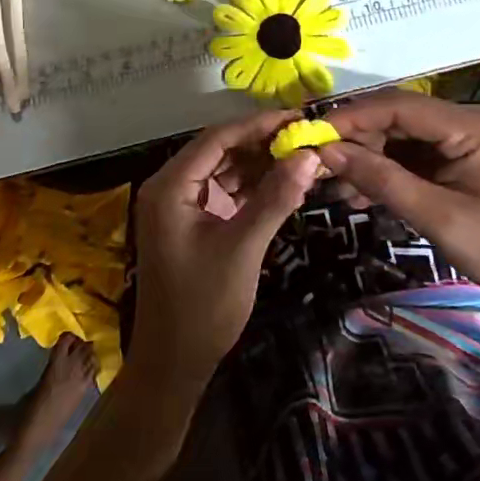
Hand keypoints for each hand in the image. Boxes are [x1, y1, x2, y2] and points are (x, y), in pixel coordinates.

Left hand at [131, 109, 317, 377]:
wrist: (175, 362)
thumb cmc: (202, 305)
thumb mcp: (242, 248)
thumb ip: (275, 199)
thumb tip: (309, 157)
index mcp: (170, 187)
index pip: (216, 139)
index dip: (258, 125)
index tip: (297, 118)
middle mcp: (171, 187)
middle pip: (220, 150)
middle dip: (262, 142)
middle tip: (306, 136)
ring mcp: (182, 205)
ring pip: (225, 169)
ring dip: (260, 163)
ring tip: (302, 155)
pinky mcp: (195, 222)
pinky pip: (225, 191)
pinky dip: (253, 186)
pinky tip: (285, 183)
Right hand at [318, 91, 479, 314]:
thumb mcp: (438, 218)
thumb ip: (382, 180)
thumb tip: (327, 152)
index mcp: (474, 125)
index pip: (400, 106)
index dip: (352, 117)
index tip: (311, 134)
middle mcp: (471, 121)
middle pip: (400, 119)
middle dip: (358, 141)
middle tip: (318, 167)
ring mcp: (470, 139)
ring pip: (405, 138)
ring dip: (370, 159)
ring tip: (333, 186)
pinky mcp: (466, 159)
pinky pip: (419, 156)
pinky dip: (390, 172)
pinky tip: (362, 192)